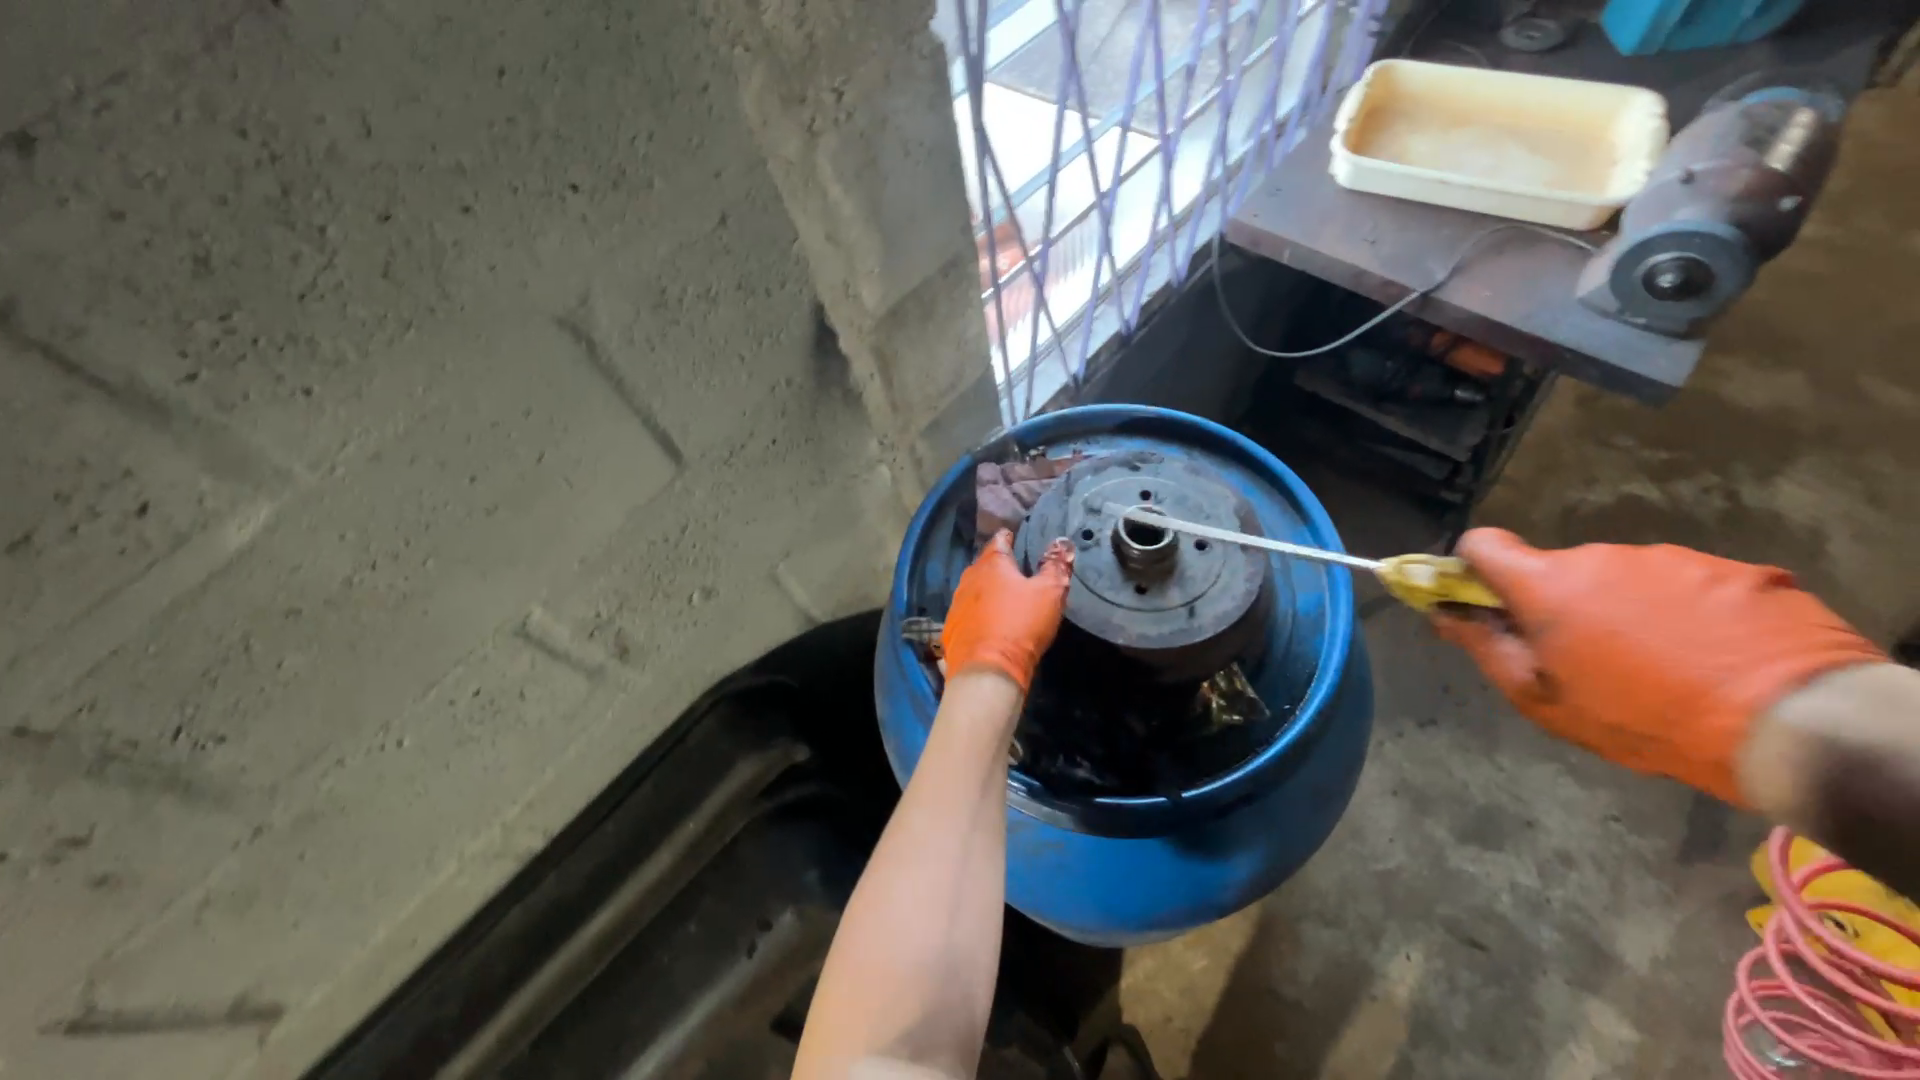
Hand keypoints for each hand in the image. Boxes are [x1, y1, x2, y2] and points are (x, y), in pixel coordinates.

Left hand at [941, 530, 1073, 692]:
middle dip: (999, 566)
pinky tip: (988, 623)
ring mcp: (956, 603)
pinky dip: (978, 614)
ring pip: (974, 588)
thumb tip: (1062, 542)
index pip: (1000, 539)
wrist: (987, 670)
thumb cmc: (1021, 624)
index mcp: (992, 563)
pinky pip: (968, 613)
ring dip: (987, 591)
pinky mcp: (952, 628)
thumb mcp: (1050, 593)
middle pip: (985, 564)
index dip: (1011, 537)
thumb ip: (1056, 566)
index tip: (1019, 539)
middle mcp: (969, 577)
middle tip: (1017, 572)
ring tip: (1004, 598)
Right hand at [1433, 528, 1883, 805]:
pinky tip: (1714, 656)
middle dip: (1564, 605)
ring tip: (1665, 665)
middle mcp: (1601, 556)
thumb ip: (1484, 646)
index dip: (1475, 569)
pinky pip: (1690, 587)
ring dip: (1626, 609)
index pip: (1483, 545)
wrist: (1790, 722)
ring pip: (1626, 579)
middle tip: (1589, 659)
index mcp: (1546, 584)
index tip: (1487, 603)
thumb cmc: (1638, 716)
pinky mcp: (1736, 569)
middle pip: (1560, 571)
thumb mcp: (1542, 697)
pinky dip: (1688, 613)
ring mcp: (1672, 559)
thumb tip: (1441, 612)